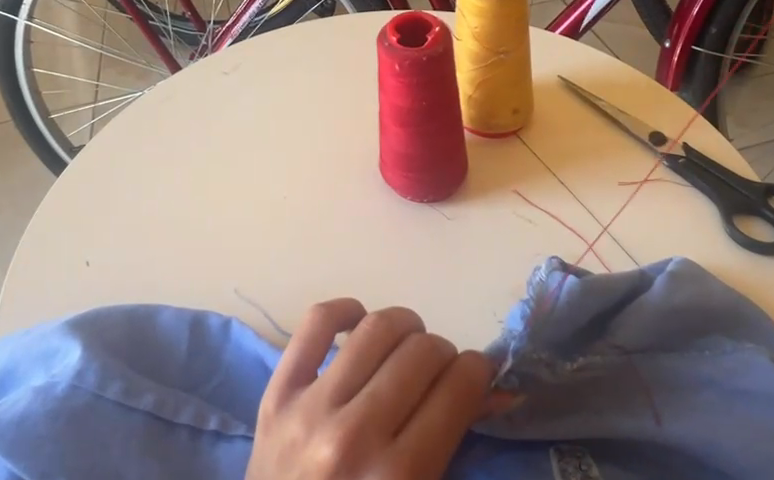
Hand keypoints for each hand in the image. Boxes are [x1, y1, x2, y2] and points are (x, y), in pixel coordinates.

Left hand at [246, 300, 494, 479]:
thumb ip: (455, 447)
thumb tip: (496, 389)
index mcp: (399, 476)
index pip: (459, 388)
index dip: (479, 372)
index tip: (478, 376)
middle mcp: (355, 435)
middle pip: (422, 352)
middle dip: (445, 354)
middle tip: (441, 372)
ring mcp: (310, 409)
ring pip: (376, 328)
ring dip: (406, 328)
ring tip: (408, 349)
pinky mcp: (276, 394)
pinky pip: (315, 323)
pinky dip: (344, 311)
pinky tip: (360, 325)